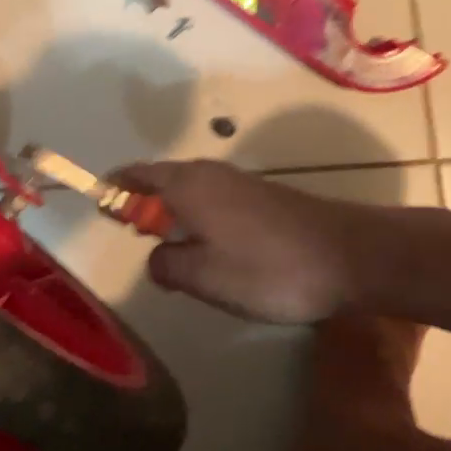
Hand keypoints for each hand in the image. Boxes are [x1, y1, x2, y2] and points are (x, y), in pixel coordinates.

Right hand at [113, 160, 357, 323]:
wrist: (350, 256)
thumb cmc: (268, 268)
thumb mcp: (204, 277)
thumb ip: (167, 265)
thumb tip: (156, 257)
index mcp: (186, 185)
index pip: (135, 176)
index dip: (113, 190)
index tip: (99, 207)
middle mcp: (209, 174)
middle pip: (161, 180)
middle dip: (143, 204)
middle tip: (134, 236)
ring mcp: (239, 183)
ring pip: (190, 191)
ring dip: (174, 213)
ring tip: (171, 249)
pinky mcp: (263, 198)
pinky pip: (214, 201)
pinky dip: (200, 218)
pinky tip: (212, 251)